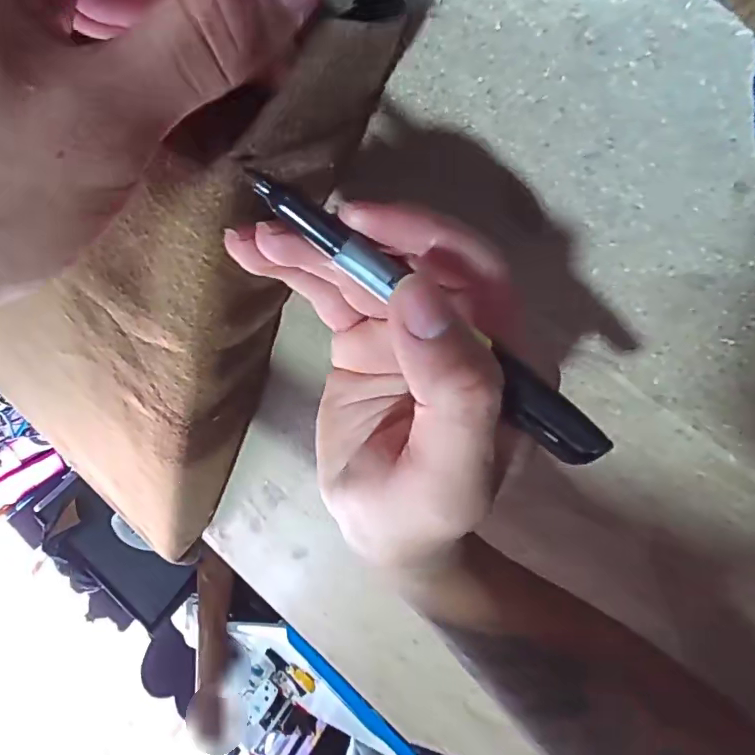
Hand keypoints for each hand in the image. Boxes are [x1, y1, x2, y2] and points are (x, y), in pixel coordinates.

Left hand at [0, 0, 326, 353]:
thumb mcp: (104, 119)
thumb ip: (208, 36)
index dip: (205, 27)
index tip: (257, 89)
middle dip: (138, 63)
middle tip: (181, 141)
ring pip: (37, 21)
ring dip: (92, 86)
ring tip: (112, 160)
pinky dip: (37, 95)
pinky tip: (48, 153)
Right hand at [224, 202, 529, 571]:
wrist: (383, 531)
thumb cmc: (424, 512)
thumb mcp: (449, 470)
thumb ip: (455, 387)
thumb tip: (418, 293)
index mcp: (501, 353)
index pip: (472, 274)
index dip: (420, 236)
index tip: (360, 222)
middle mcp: (456, 328)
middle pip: (403, 263)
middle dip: (345, 242)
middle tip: (286, 229)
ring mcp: (403, 330)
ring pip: (358, 273)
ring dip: (307, 251)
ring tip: (253, 237)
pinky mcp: (362, 338)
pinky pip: (328, 294)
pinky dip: (293, 272)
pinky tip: (254, 253)